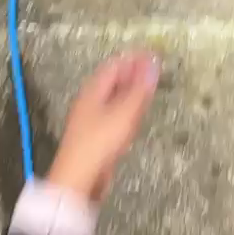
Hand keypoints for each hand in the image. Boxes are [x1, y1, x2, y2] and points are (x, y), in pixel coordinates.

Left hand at [48, 50, 160, 202]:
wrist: (79, 179)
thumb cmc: (100, 141)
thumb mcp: (124, 112)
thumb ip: (140, 88)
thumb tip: (153, 63)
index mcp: (93, 90)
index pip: (115, 65)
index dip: (134, 58)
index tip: (153, 56)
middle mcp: (90, 101)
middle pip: (112, 80)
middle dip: (133, 73)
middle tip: (154, 70)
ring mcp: (91, 119)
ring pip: (113, 97)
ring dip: (130, 90)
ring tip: (148, 89)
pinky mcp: (95, 135)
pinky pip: (113, 114)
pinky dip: (126, 108)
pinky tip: (135, 115)